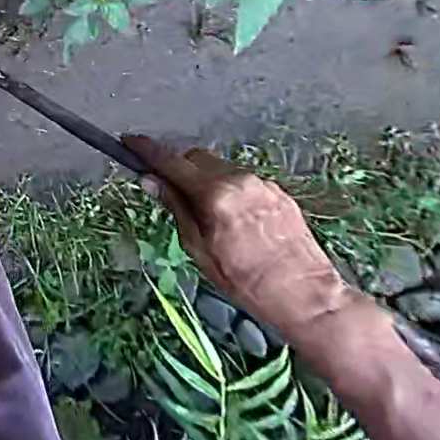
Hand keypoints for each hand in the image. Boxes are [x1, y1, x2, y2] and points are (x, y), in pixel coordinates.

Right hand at [122, 135, 355, 337]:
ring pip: (220, 168)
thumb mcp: (200, 250)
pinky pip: (243, 181)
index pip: (171, 161)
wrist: (309, 298)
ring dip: (206, 180)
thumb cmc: (247, 283)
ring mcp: (261, 183)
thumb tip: (151, 180)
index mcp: (214, 195)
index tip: (129, 141)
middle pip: (195, 158)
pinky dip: (230, 191)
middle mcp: (237, 179)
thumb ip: (176, 208)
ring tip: (212, 216)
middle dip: (180, 169)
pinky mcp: (278, 191)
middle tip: (175, 194)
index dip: (146, 150)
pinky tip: (238, 221)